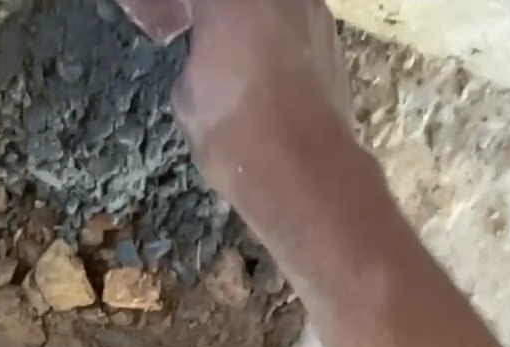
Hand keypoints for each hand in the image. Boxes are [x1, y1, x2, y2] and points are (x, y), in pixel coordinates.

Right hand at [118, 0, 362, 236]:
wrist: (300, 168)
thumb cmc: (232, 132)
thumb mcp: (186, 101)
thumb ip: (194, 63)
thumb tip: (207, 60)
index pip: (198, 0)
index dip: (184, 14)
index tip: (175, 30)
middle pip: (242, 3)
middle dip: (224, 20)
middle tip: (209, 45)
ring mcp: (313, 10)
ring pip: (276, 11)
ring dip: (258, 30)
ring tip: (245, 69)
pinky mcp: (335, 41)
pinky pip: (299, 33)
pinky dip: (284, 50)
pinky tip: (274, 86)